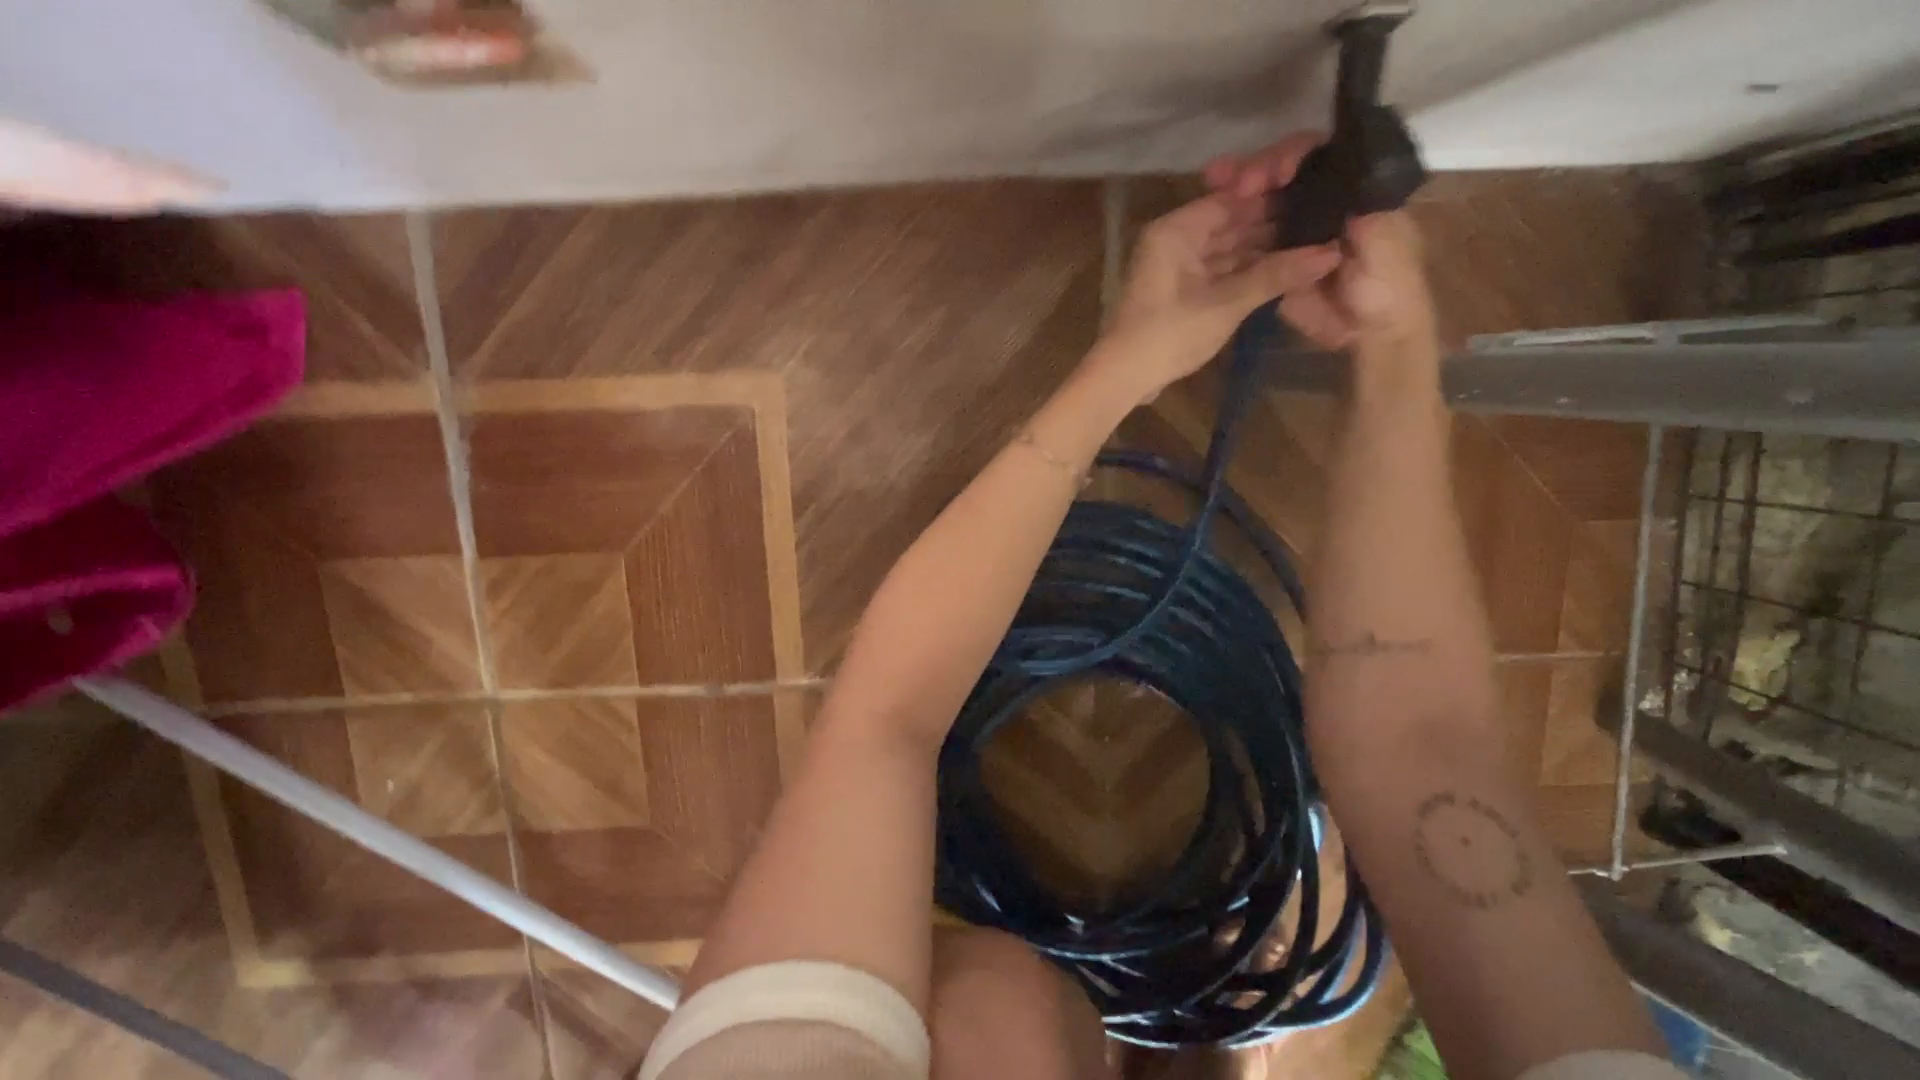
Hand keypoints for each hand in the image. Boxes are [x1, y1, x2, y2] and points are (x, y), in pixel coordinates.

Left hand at [1097, 180, 1340, 401]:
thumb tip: (1331, 253)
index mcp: (1177, 230)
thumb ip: (1276, 275)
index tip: (1319, 193)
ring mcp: (1178, 266)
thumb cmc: (1170, 334)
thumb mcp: (1226, 303)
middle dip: (1274, 225)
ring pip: (1228, 249)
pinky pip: (1221, 270)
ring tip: (1316, 243)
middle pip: (1231, 223)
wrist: (1126, 377)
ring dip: (1265, 251)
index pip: (1232, 199)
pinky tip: (1286, 270)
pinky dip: (1248, 272)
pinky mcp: (1183, 290)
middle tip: (1326, 220)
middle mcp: (1176, 239)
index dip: (1274, 196)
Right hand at [1206, 137, 1438, 356]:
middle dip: (1258, 167)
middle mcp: (1315, 202)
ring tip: (1215, 176)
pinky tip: (1210, 196)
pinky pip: (1244, 234)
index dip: (1294, 156)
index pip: (1317, 157)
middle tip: (1239, 181)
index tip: (1277, 172)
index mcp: (1347, 191)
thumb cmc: (1390, 287)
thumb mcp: (1388, 243)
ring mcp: (1289, 229)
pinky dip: (1225, 217)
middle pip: (1282, 172)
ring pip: (1259, 196)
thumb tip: (1338, 174)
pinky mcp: (1267, 258)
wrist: (1369, 335)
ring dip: (1236, 181)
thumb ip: (1364, 210)